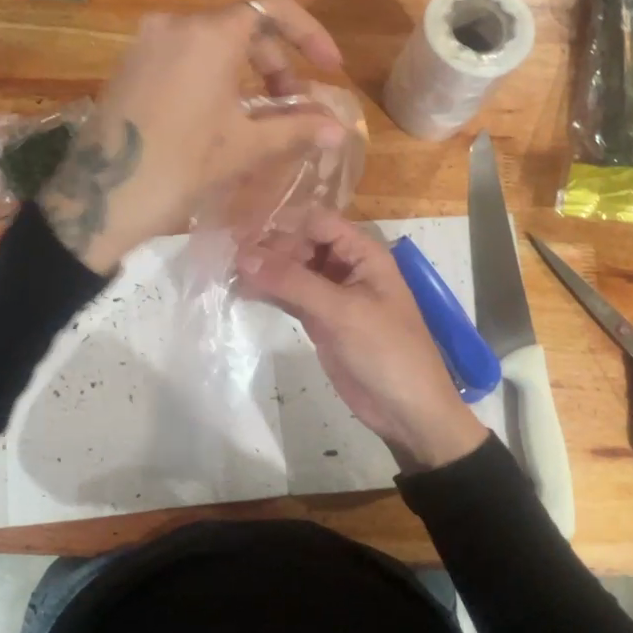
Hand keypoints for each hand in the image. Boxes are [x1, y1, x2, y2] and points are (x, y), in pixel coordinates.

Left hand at [38, 0, 347, 273]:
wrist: (103, 197)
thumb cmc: (182, 166)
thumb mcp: (246, 146)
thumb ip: (297, 128)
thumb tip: (338, 128)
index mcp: (209, 34)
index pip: (273, 9)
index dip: (310, 34)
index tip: (329, 67)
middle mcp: (175, 24)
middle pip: (242, 25)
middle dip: (275, 61)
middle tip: (293, 103)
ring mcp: (146, 43)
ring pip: (210, 42)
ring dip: (244, 69)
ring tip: (259, 114)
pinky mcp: (129, 64)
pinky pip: (182, 56)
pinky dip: (211, 74)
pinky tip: (219, 114)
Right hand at [237, 211, 490, 472]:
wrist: (407, 410)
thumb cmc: (387, 351)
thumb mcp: (342, 311)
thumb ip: (292, 282)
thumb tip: (244, 255)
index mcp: (364, 254)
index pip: (317, 223)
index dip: (283, 223)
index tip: (242, 232)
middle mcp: (347, 268)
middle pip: (301, 244)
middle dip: (268, 248)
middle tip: (226, 255)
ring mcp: (333, 296)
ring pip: (292, 272)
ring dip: (264, 271)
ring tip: (225, 270)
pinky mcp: (321, 321)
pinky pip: (290, 297)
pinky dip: (269, 294)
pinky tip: (241, 291)